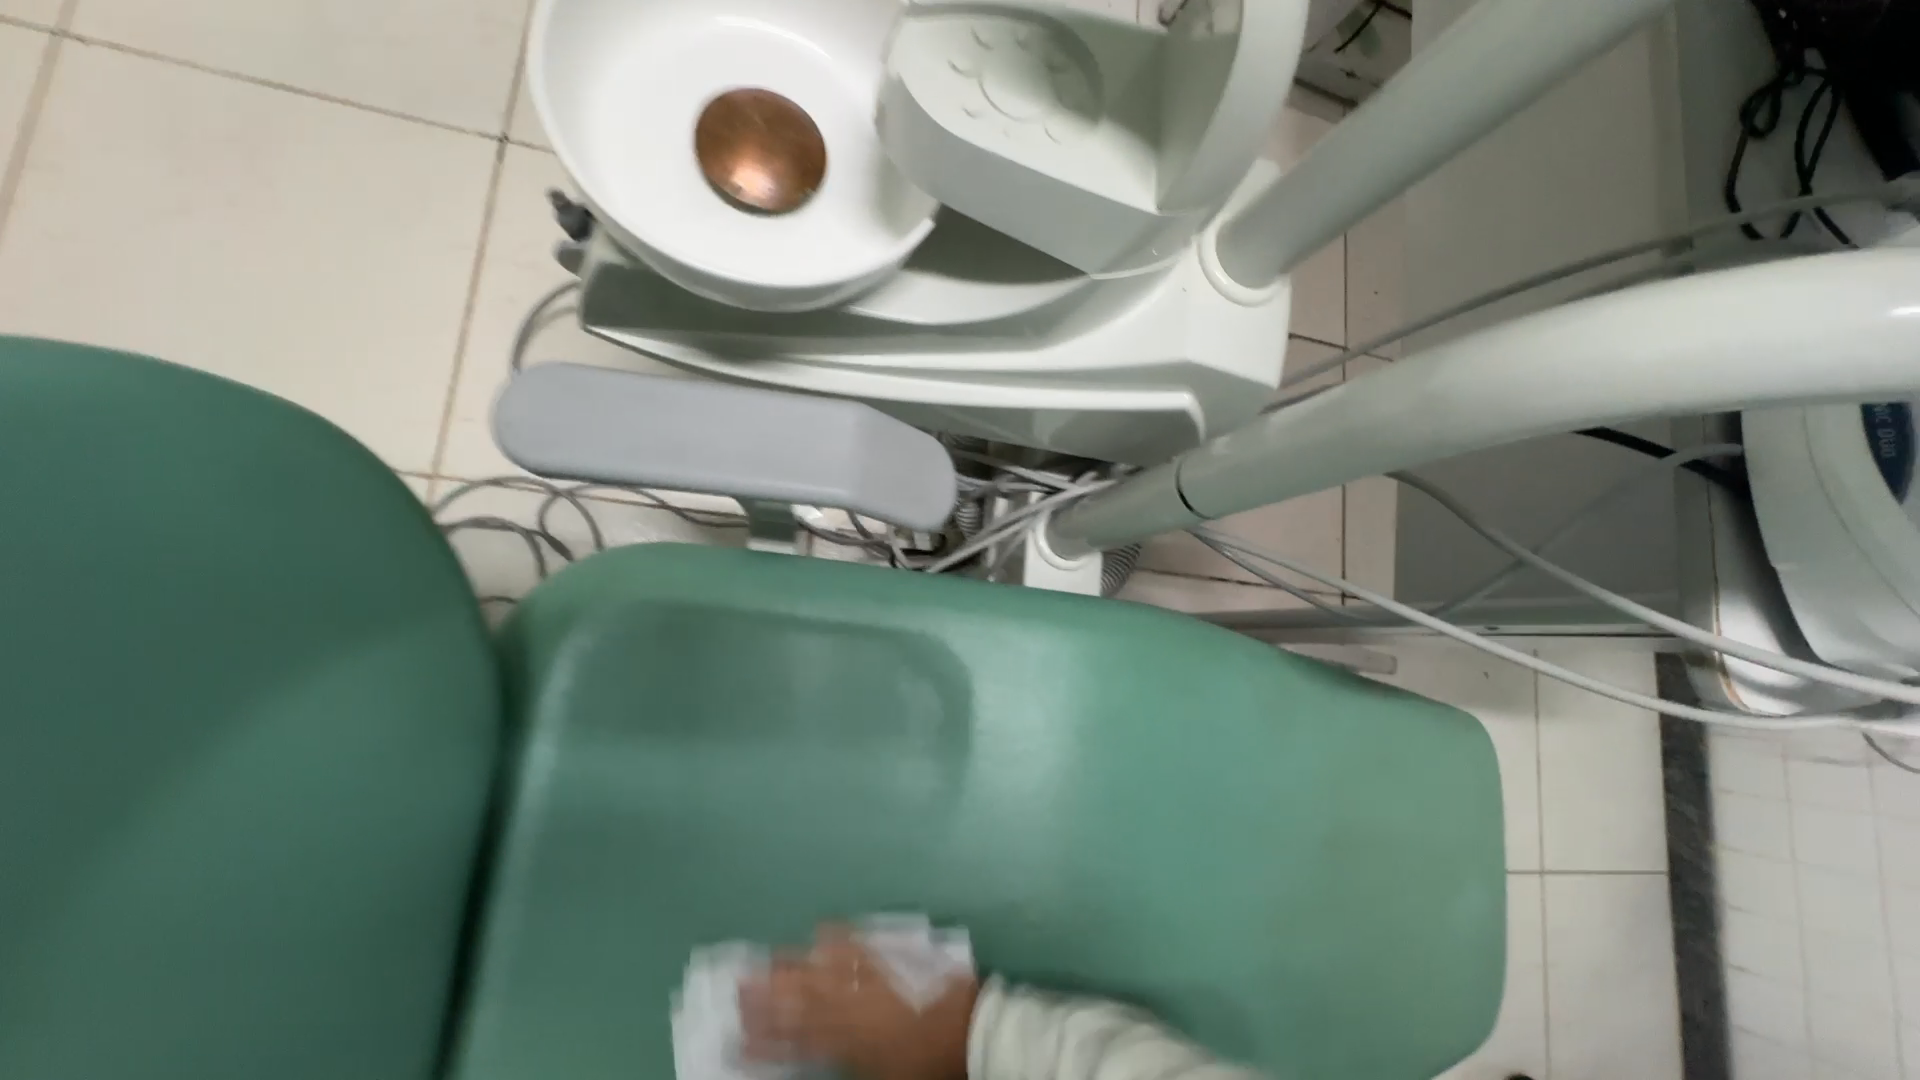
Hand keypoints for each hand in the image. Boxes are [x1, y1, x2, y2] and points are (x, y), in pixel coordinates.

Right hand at [739, 925, 979, 1079]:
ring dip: (792, 966)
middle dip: (767, 996)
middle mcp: (853, 1012)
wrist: (972, 1033)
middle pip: (801, 1002)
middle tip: (738, 986)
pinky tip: (822, 929)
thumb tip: (823, 1052)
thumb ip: (849, 1061)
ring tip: (765, 958)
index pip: (796, 1043)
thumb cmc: (928, 1064)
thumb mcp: (881, 1074)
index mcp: (848, 1046)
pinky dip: (840, 939)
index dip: (765, 1041)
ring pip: (822, 973)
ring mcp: (873, 982)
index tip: (737, 1036)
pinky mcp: (894, 961)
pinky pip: (860, 948)